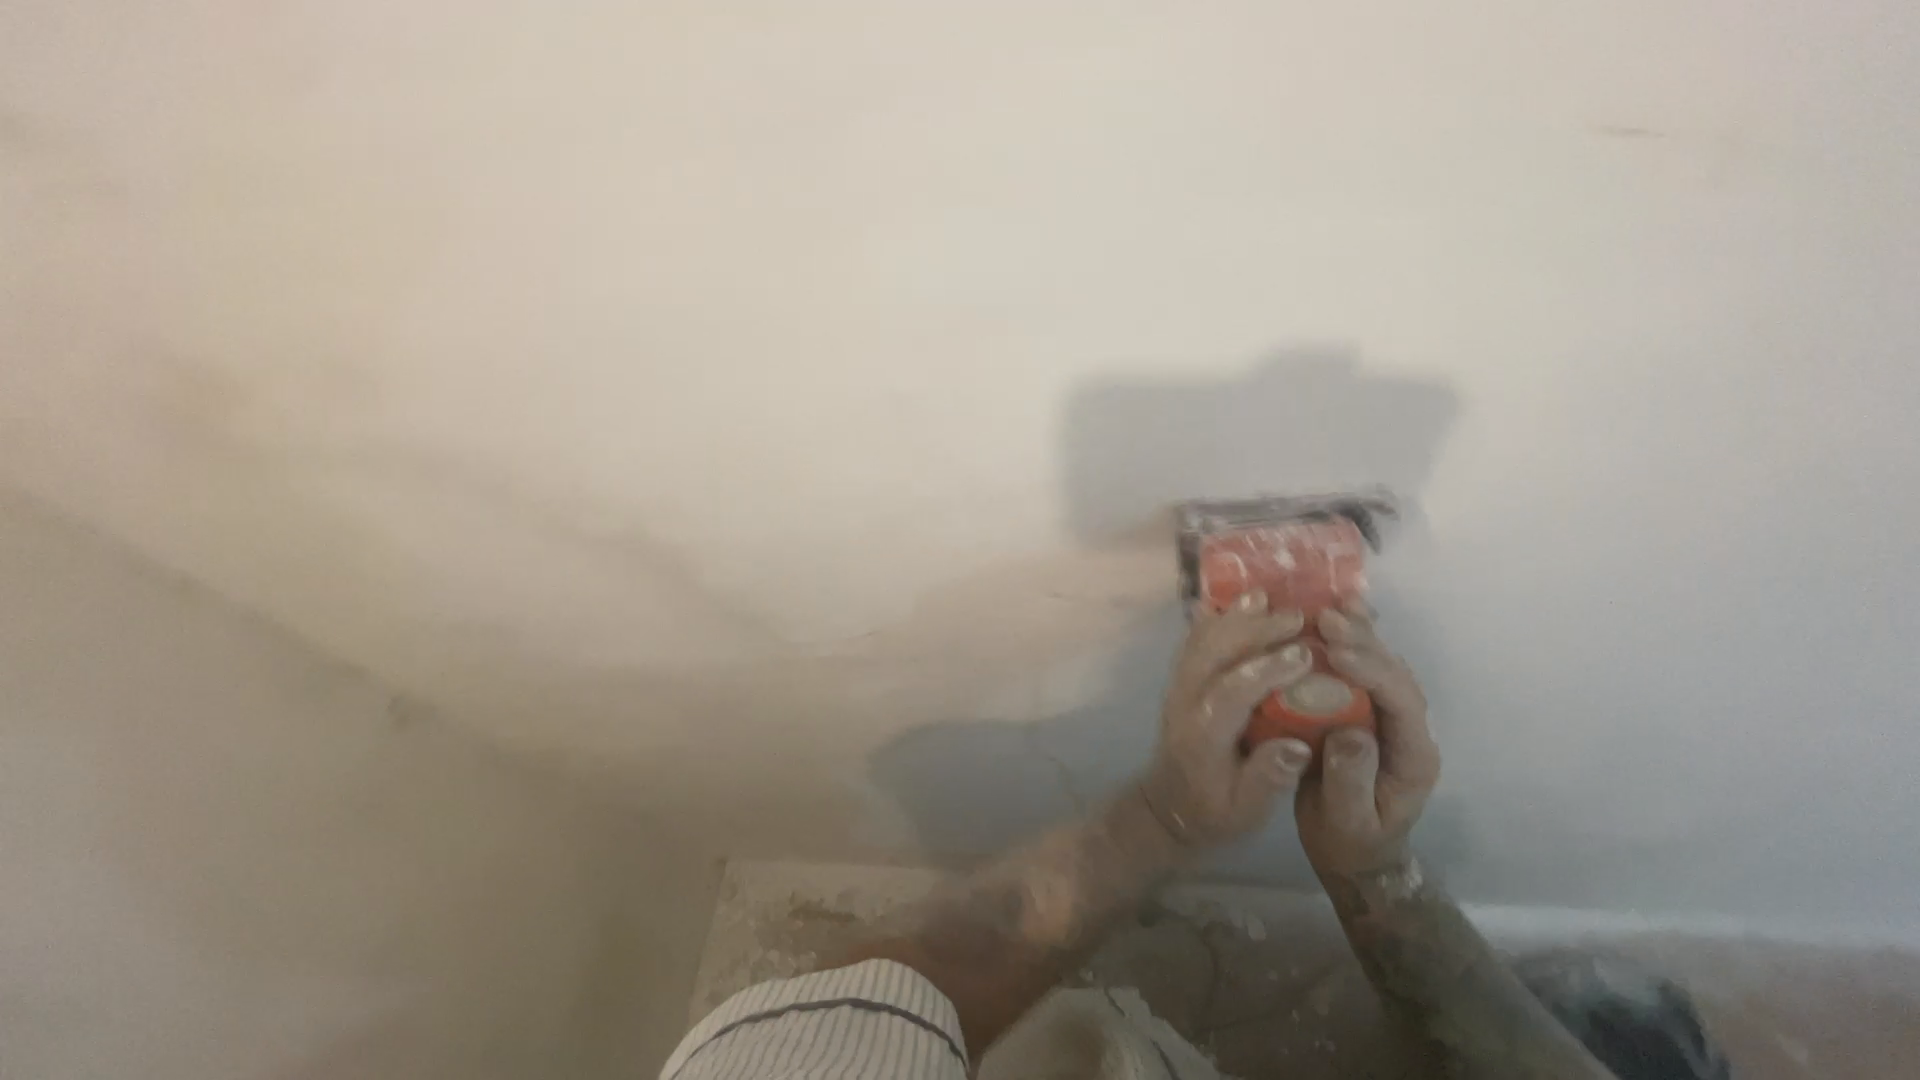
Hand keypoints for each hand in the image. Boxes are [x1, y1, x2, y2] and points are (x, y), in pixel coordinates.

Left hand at [1139, 592, 1318, 848]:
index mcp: (1204, 735)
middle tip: (1299, 616)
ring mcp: (1178, 686)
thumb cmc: (1214, 811)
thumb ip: (1268, 778)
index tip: (1306, 653)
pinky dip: (1215, 618)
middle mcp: (1185, 702)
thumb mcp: (1246, 812)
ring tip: (1271, 597)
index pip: (1231, 693)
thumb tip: (1296, 745)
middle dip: (1255, 631)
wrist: (1168, 804)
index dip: (1267, 669)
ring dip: (1234, 617)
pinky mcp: (1180, 678)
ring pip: (1201, 641)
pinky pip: (1194, 641)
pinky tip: (1239, 601)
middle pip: (1214, 655)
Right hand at [1295, 601, 1441, 877]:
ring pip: (1380, 667)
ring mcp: (1387, 719)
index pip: (1401, 702)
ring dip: (1357, 635)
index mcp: (1413, 754)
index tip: (1336, 651)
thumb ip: (1352, 780)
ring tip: (1328, 605)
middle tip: (1327, 616)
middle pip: (1394, 675)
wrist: (1353, 855)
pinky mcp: (1363, 713)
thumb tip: (1349, 733)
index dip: (1372, 672)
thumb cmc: (1350, 841)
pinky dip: (1345, 644)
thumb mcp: (1348, 820)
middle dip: (1364, 643)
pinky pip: (1359, 673)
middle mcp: (1407, 728)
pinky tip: (1324, 621)